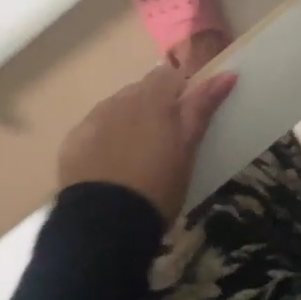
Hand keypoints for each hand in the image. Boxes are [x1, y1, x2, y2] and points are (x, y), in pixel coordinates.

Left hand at [58, 66, 237, 222]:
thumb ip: (202, 108)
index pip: (169, 76)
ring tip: (134, 157)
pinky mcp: (73, 140)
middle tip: (161, 142)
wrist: (103, 225)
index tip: (184, 119)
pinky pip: (93, 130)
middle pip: (141, 91)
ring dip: (127, 122)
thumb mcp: (187, 151)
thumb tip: (227, 74)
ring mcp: (94, 118)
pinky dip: (102, 140)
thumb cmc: (157, 188)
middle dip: (152, 107)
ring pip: (116, 109)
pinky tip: (107, 166)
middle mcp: (120, 99)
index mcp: (152, 98)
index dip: (178, 93)